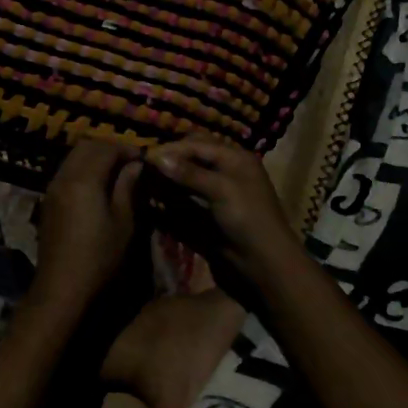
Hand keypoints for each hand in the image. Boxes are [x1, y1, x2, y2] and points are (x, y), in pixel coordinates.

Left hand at [34, 140, 142, 304]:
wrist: (62, 287)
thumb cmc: (99, 256)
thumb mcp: (123, 221)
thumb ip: (127, 187)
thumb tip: (136, 165)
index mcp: (84, 180)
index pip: (106, 149)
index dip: (126, 149)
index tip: (144, 158)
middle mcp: (64, 177)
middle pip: (85, 147)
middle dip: (109, 148)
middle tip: (130, 161)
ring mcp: (52, 189)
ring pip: (73, 157)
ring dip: (95, 157)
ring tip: (116, 172)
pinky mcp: (48, 201)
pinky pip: (67, 172)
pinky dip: (83, 169)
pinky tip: (99, 186)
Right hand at [146, 137, 302, 281]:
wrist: (264, 264)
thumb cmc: (249, 219)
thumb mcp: (222, 190)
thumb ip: (189, 173)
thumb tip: (156, 157)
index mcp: (235, 159)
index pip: (197, 144)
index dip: (171, 149)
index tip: (144, 157)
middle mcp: (225, 172)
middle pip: (191, 158)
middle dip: (168, 161)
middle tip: (143, 168)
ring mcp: (215, 195)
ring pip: (186, 180)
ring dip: (166, 180)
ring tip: (143, 182)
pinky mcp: (207, 217)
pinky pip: (184, 202)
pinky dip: (170, 199)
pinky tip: (153, 201)